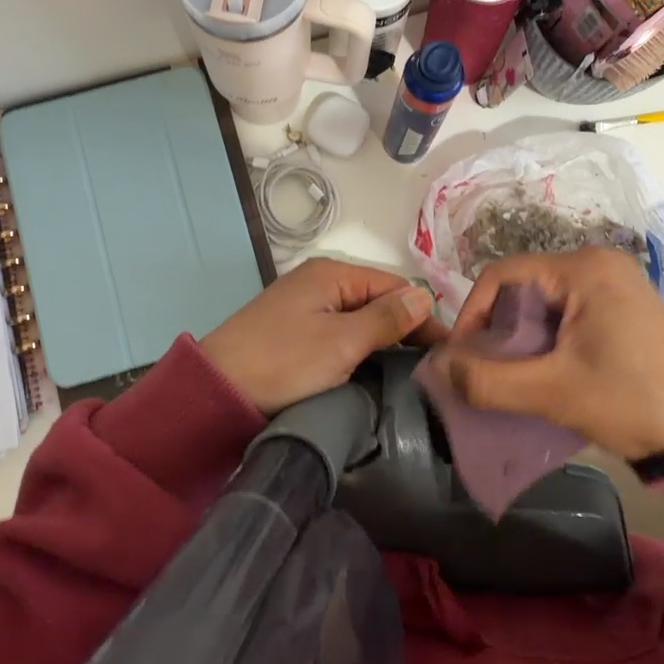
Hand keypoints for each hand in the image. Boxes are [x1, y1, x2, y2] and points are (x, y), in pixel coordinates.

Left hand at [200, 259, 442, 413]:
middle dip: (405, 328)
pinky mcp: (291, 332)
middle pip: (376, 300)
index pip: (394, 286)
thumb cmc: (283, 363)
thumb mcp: (342, 342)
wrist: (216, 390)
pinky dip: (357, 349)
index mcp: (331, 274)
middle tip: (433, 367)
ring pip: (357, 319)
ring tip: (409, 373)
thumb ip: (386, 319)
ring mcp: (303, 307)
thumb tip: (424, 296)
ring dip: (381, 341)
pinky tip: (370, 371)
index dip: (423, 316)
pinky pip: (337, 333)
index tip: (447, 351)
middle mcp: (318, 282)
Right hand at [430, 248, 663, 459]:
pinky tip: (542, 369)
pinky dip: (545, 337)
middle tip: (486, 368)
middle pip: (522, 286)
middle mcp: (598, 264)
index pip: (503, 274)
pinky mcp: (621, 305)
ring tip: (511, 374)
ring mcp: (614, 283)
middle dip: (498, 328)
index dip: (472, 312)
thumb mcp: (552, 392)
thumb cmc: (629, 401)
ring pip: (542, 301)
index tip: (462, 355)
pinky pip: (565, 311)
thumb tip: (438, 367)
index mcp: (584, 269)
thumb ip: (487, 380)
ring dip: (521, 336)